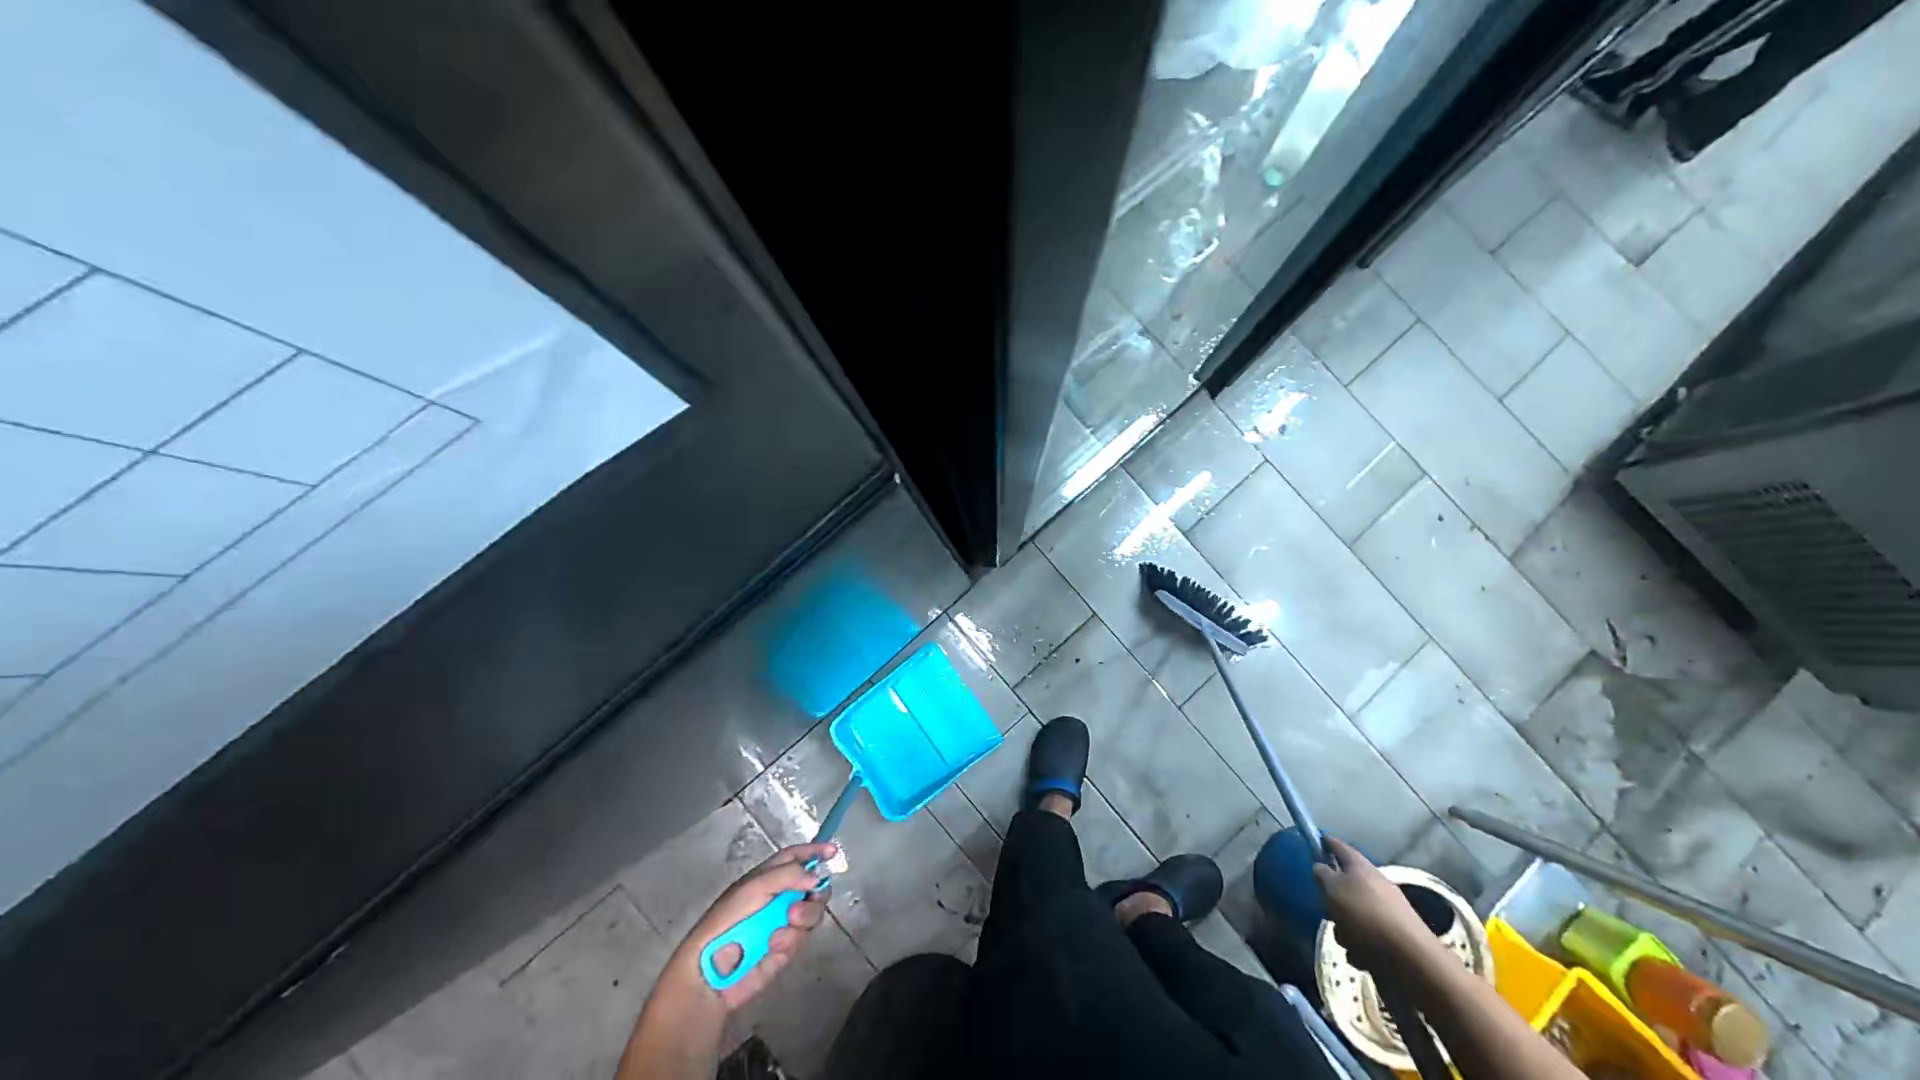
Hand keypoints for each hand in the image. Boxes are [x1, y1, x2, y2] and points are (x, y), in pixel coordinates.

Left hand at [663, 843, 836, 1010]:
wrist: (710, 972)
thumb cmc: (727, 920)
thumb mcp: (754, 888)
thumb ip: (787, 876)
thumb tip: (817, 877)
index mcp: (766, 878)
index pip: (794, 858)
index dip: (814, 852)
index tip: (833, 851)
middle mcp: (779, 898)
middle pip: (812, 887)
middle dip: (817, 891)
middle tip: (813, 896)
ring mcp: (784, 924)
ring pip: (813, 913)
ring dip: (805, 915)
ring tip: (790, 920)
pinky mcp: (786, 950)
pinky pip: (802, 938)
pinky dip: (791, 939)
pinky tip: (775, 944)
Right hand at [1312, 837, 1432, 970]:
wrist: (1410, 959)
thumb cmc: (1364, 915)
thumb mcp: (1332, 889)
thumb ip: (1321, 874)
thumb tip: (1320, 867)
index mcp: (1361, 867)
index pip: (1339, 846)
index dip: (1325, 843)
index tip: (1315, 842)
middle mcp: (1376, 885)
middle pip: (1345, 885)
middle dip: (1333, 900)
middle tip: (1326, 909)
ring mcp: (1387, 912)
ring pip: (1352, 914)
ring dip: (1344, 928)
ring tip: (1347, 939)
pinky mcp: (1394, 938)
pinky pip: (1365, 937)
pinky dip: (1360, 947)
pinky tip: (1361, 956)